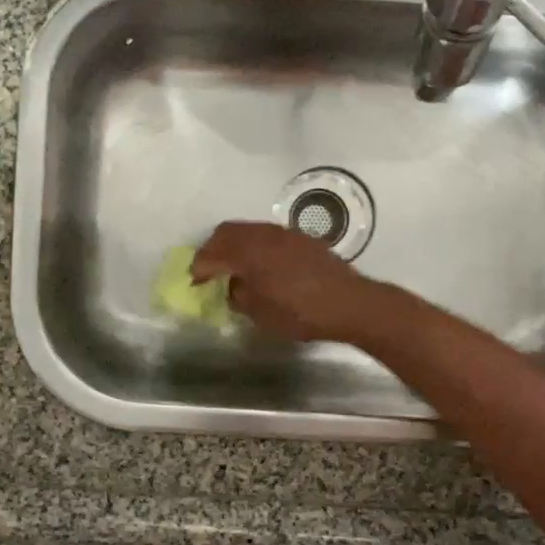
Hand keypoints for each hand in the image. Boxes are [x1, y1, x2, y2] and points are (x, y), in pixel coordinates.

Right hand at [191, 221, 386, 342]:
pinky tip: (263, 266)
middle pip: (227, 232)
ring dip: (236, 245)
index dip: (199, 268)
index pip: (211, 253)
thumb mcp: (260, 313)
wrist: (349, 303)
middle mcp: (263, 235)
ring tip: (235, 267)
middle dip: (213, 249)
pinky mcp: (302, 239)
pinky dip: (257, 247)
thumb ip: (239, 295)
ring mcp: (285, 233)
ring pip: (249, 230)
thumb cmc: (299, 312)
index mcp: (247, 251)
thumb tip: (234, 286)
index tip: (194, 282)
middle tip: (210, 269)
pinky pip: (268, 236)